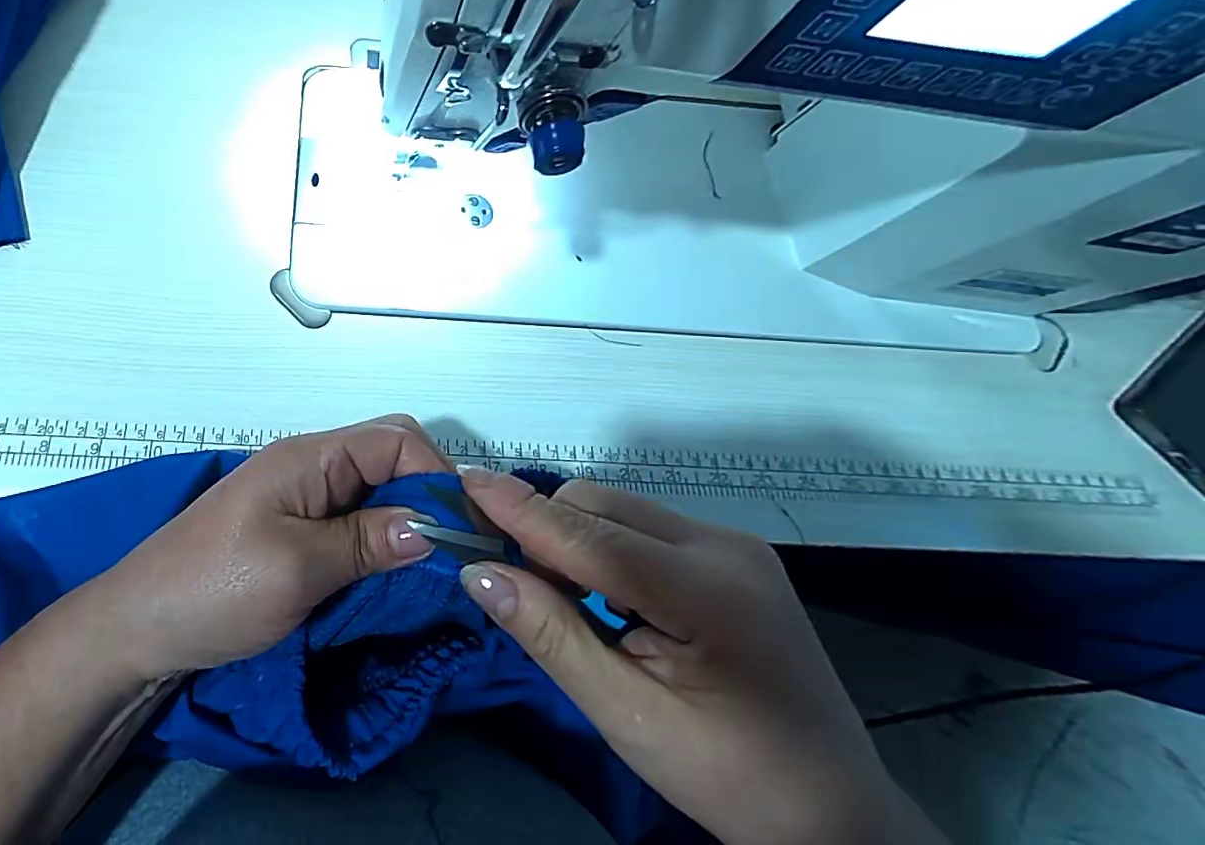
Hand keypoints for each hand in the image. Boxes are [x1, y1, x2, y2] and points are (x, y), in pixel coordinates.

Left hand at [76, 416, 447, 679]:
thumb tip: (436, 527)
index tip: (465, 534)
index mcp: (308, 457)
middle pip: (388, 457)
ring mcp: (301, 496)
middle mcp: (309, 465)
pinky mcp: (295, 526)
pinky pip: (353, 518)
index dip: (437, 476)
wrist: (143, 624)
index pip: (394, 438)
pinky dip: (381, 538)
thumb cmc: (215, 589)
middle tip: (453, 554)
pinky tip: (394, 571)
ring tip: (434, 568)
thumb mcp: (298, 567)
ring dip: (406, 520)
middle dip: (427, 495)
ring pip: (374, 489)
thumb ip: (368, 541)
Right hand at [457, 470, 945, 844]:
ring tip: (567, 599)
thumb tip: (479, 572)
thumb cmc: (726, 774)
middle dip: (544, 532)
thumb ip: (549, 634)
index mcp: (708, 594)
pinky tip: (606, 595)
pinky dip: (599, 545)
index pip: (591, 537)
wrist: (832, 810)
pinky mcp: (727, 551)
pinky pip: (636, 523)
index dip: (521, 509)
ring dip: (570, 537)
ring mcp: (731, 544)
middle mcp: (723, 547)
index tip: (462, 483)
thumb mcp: (626, 714)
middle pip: (599, 506)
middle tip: (521, 587)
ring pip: (614, 507)